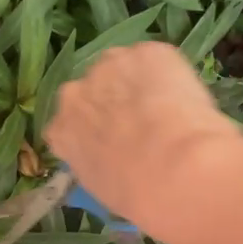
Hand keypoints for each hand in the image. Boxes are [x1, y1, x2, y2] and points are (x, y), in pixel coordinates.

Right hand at [44, 41, 242, 225]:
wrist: (172, 167)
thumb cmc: (131, 191)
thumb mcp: (96, 183)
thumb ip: (92, 158)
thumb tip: (110, 154)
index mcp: (59, 130)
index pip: (67, 122)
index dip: (92, 126)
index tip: (110, 136)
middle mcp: (74, 94)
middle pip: (90, 88)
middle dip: (109, 98)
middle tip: (137, 118)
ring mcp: (108, 66)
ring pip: (122, 67)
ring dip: (136, 81)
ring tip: (163, 104)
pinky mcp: (146, 52)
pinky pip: (156, 59)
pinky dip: (169, 72)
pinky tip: (183, 95)